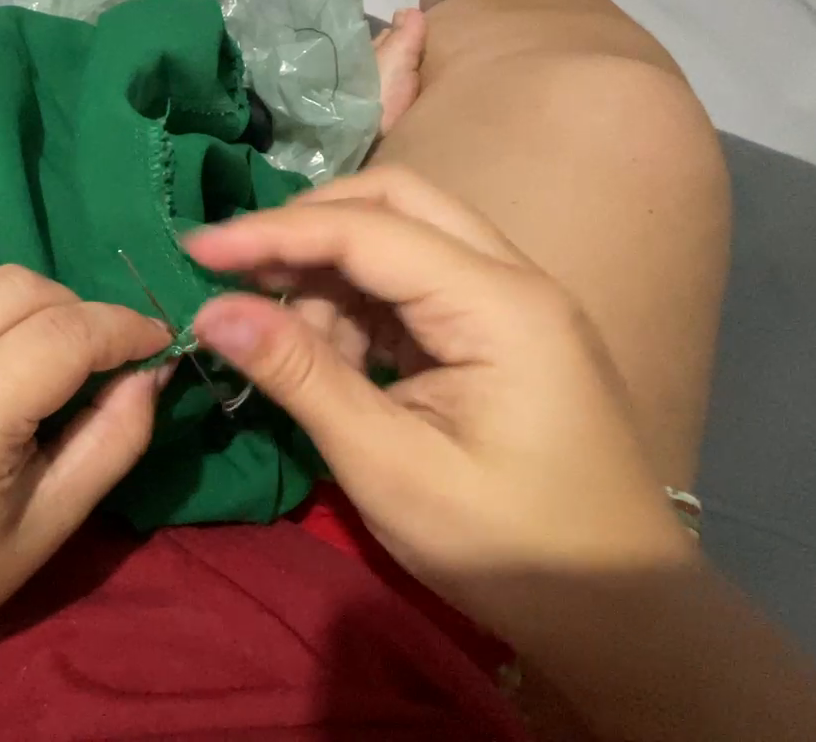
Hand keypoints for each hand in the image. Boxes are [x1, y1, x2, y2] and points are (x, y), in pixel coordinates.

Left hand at [0, 265, 172, 670]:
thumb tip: (151, 369)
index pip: (59, 337)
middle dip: (80, 309)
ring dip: (35, 307)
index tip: (158, 341)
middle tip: (104, 356)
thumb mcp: (50, 523)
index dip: (122, 328)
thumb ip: (114, 439)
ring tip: (50, 360)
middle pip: (19, 288)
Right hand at [182, 167, 695, 636]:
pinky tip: (325, 354)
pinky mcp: (491, 329)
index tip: (196, 251)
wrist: (619, 615)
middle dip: (304, 225)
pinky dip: (349, 303)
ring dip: (324, 271)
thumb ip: (298, 375)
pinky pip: (405, 283)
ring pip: (396, 236)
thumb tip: (210, 312)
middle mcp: (508, 280)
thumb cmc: (506, 546)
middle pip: (393, 201)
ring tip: (284, 339)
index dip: (272, 233)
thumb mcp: (385, 463)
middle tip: (238, 270)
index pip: (366, 230)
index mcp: (498, 306)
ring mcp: (505, 302)